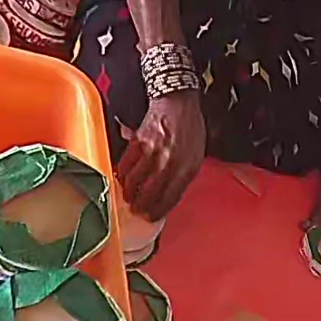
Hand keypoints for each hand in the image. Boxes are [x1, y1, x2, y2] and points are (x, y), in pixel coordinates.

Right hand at [120, 92, 205, 218]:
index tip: (151, 217)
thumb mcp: (197, 157)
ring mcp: (152, 152)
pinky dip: (123, 175)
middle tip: (137, 211)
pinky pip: (126, 164)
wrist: (178, 103)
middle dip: (141, 207)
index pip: (170, 198)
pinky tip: (124, 180)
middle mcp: (169, 162)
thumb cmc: (190, 130)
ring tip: (129, 198)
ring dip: (129, 193)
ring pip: (135, 181)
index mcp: (187, 168)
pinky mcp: (138, 142)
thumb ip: (184, 177)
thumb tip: (169, 197)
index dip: (158, 211)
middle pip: (150, 193)